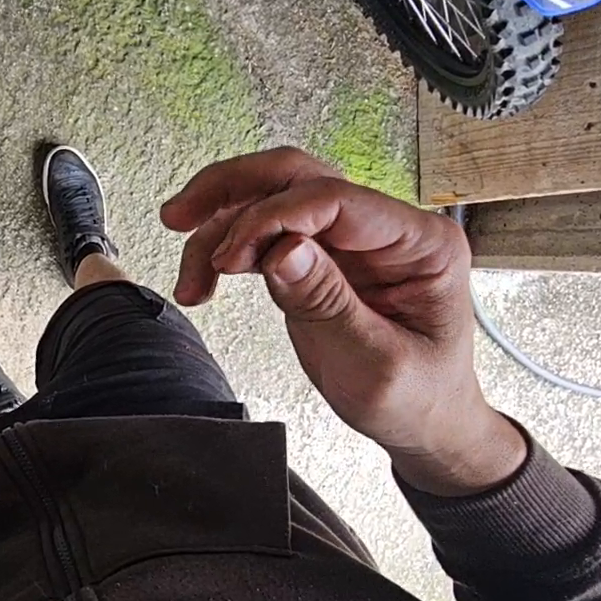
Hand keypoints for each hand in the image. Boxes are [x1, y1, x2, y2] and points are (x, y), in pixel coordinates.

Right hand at [161, 147, 524, 495]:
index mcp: (420, 242)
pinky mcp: (318, 259)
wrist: (422, 423)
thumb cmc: (415, 398)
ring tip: (189, 277)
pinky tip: (202, 278)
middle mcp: (383, 228)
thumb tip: (279, 251)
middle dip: (232, 190)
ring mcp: (349, 241)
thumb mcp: (375, 365)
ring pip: (270, 200)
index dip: (272, 219)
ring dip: (218, 226)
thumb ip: (327, 304)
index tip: (228, 259)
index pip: (335, 200)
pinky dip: (225, 251)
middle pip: (297, 178)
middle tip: (179, 216)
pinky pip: (262, 237)